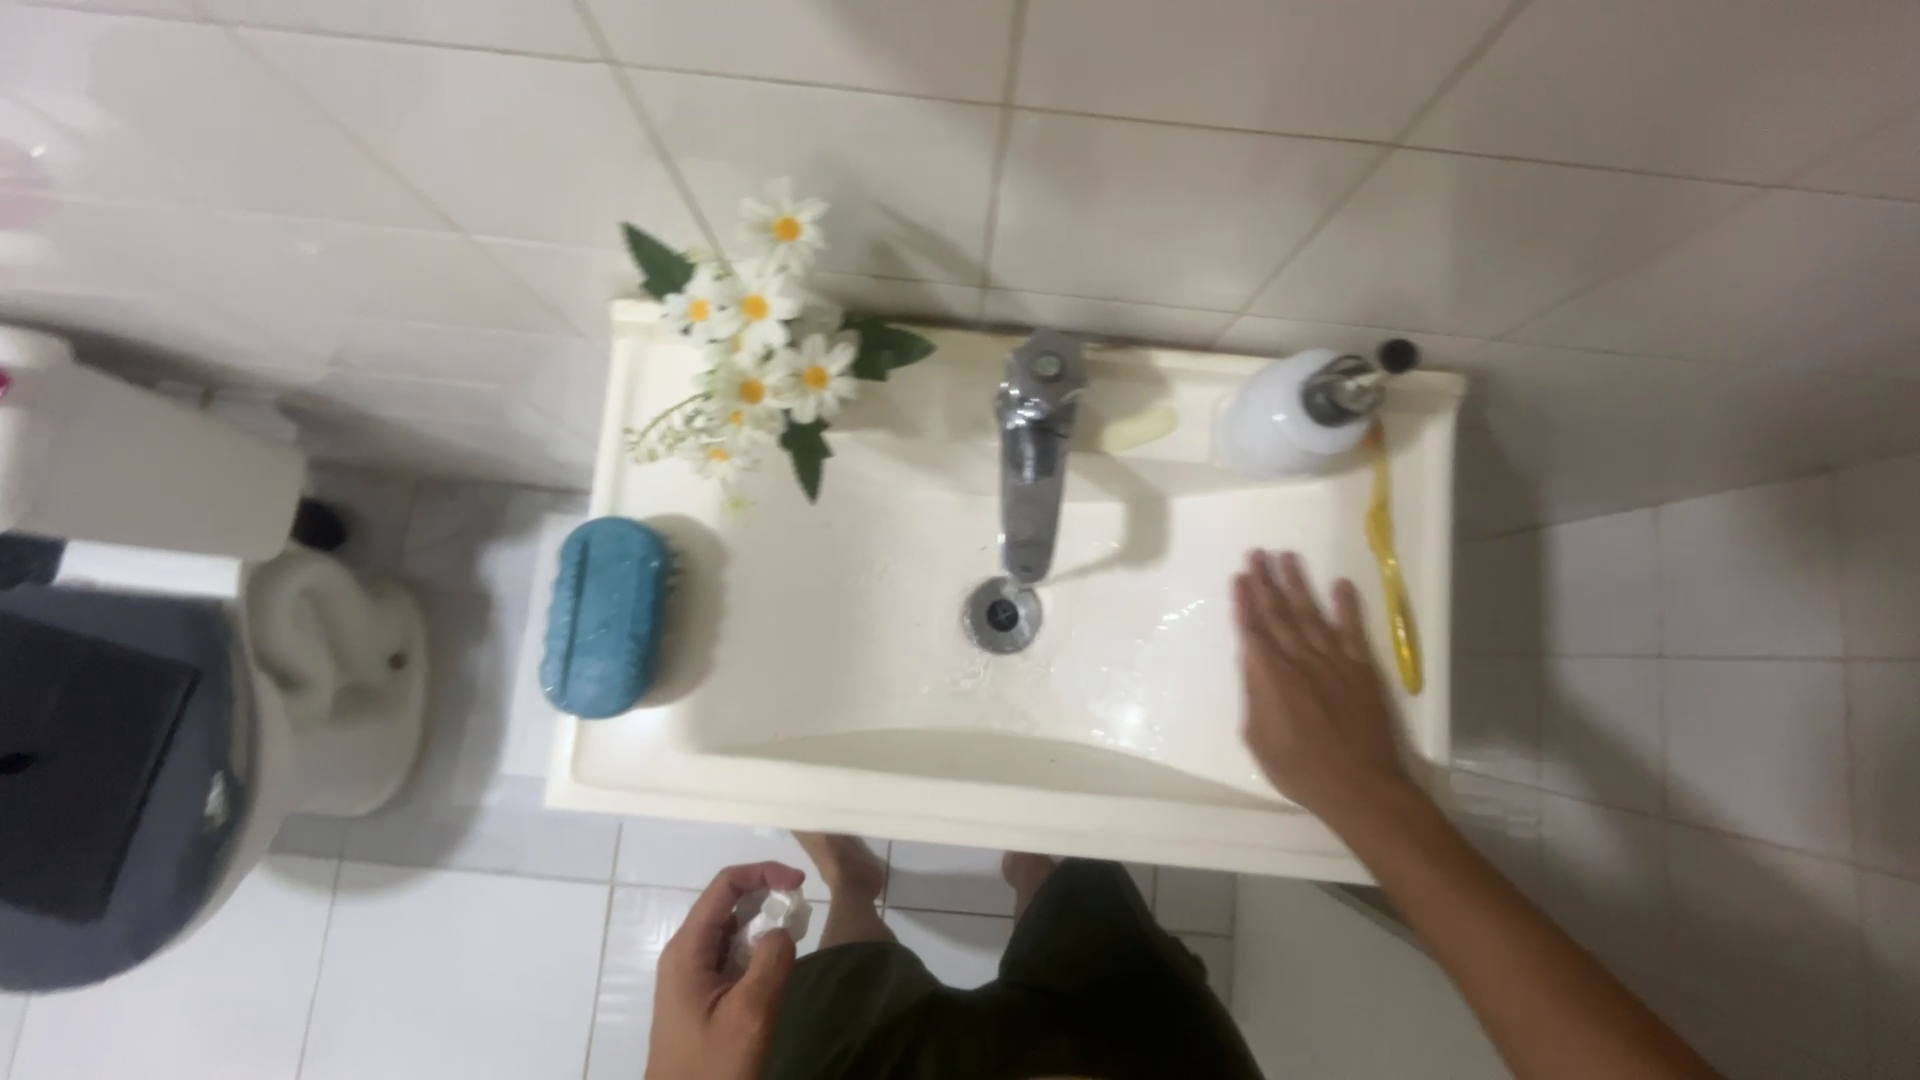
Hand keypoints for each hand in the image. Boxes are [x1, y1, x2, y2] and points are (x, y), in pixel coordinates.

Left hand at [646, 861, 806, 1079]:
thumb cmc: (713, 1071)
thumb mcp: (751, 1014)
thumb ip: (772, 960)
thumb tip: (781, 930)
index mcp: (688, 949)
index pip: (726, 885)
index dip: (764, 872)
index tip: (800, 884)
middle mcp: (684, 953)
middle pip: (727, 902)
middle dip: (766, 896)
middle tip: (801, 912)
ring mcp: (690, 975)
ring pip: (731, 929)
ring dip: (763, 925)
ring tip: (794, 938)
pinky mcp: (700, 996)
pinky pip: (731, 956)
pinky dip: (756, 950)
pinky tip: (776, 969)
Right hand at [1232, 550, 1411, 821]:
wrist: (1358, 786)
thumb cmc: (1298, 769)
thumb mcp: (1257, 736)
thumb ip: (1254, 695)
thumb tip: (1254, 664)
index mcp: (1269, 676)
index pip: (1252, 630)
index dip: (1244, 602)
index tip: (1239, 577)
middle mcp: (1299, 659)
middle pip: (1278, 614)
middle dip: (1265, 583)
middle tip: (1257, 554)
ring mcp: (1333, 661)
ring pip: (1311, 613)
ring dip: (1298, 584)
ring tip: (1287, 557)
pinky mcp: (1362, 670)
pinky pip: (1352, 631)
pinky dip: (1346, 607)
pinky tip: (1339, 585)